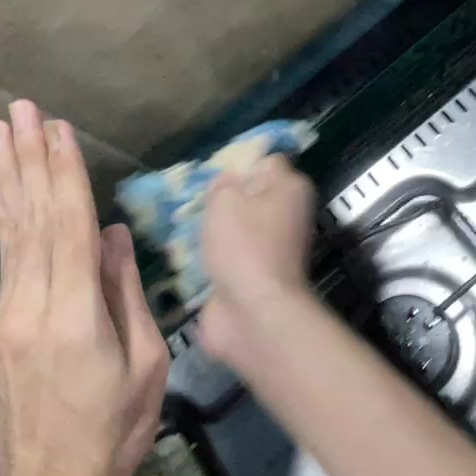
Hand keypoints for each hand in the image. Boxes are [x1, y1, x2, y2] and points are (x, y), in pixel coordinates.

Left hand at [0, 100, 167, 475]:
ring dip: (8, 178)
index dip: (65, 174)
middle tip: (19, 109)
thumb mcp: (144, 366)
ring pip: (12, 234)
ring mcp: (8, 318)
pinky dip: (4, 218)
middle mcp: (31, 306)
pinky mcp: (0, 330)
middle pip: (33, 219)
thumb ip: (126, 296)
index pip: (70, 228)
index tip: (59, 128)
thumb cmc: (113, 433)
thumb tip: (115, 235)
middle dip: (29, 160)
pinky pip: (6, 259)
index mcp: (74, 315)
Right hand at [195, 155, 318, 366]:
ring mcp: (272, 246)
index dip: (239, 164)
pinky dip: (212, 255)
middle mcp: (287, 214)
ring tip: (185, 227)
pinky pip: (230, 253)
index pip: (266, 162)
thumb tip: (228, 183)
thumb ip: (223, 184)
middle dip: (222, 198)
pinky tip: (187, 254)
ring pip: (237, 225)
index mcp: (290, 188)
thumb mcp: (226, 200)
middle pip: (250, 194)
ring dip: (213, 228)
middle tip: (195, 202)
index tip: (214, 175)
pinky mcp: (255, 273)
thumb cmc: (244, 246)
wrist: (254, 313)